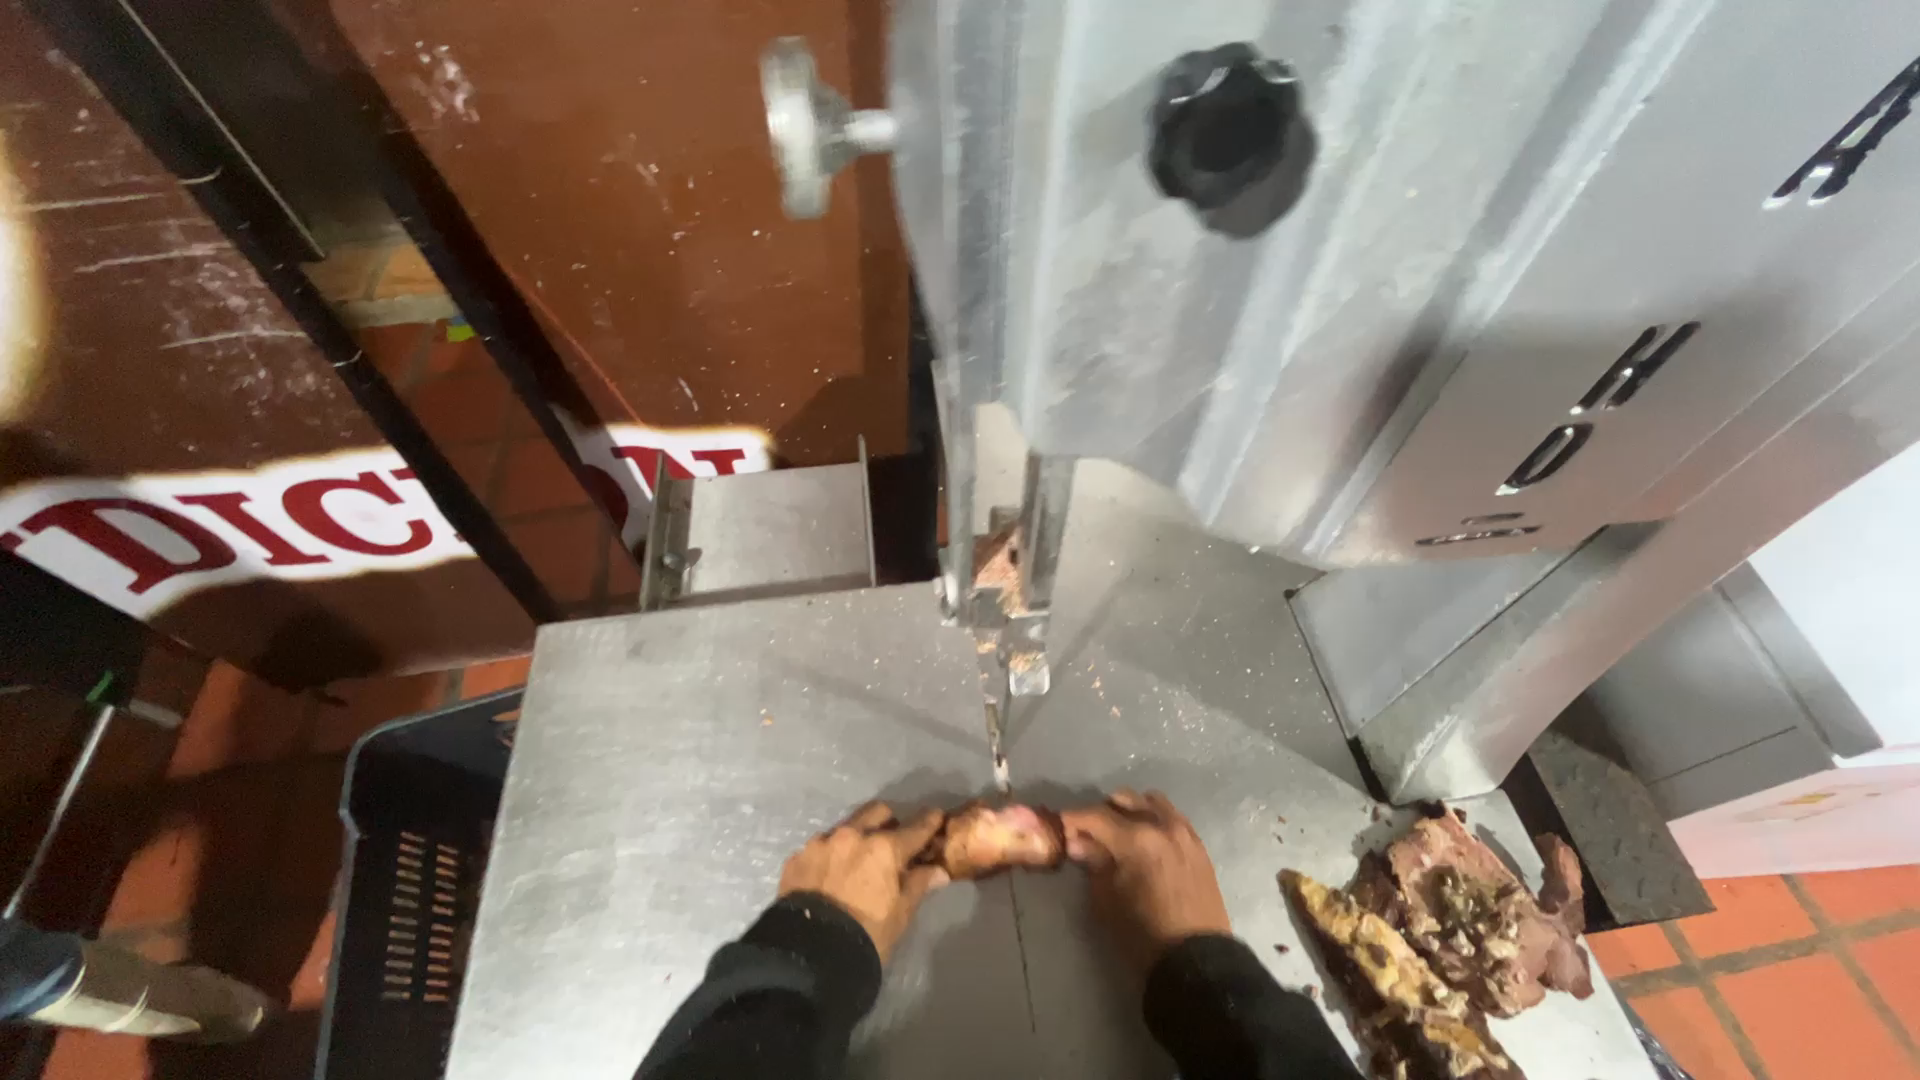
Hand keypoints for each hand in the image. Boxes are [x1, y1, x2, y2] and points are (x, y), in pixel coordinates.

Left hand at [778, 801, 949, 960]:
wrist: (807, 959)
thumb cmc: (866, 937)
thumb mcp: (899, 915)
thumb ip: (918, 885)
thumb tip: (938, 871)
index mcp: (883, 848)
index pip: (915, 828)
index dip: (929, 822)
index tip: (936, 817)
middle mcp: (852, 836)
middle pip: (878, 812)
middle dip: (889, 822)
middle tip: (892, 844)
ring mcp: (821, 843)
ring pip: (846, 826)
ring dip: (857, 838)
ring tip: (856, 863)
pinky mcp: (797, 857)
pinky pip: (821, 846)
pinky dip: (831, 856)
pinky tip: (830, 877)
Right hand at [1059, 789, 1232, 970]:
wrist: (1197, 962)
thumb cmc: (1144, 935)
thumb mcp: (1107, 901)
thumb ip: (1093, 862)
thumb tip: (1077, 842)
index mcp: (1136, 840)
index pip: (1095, 816)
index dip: (1073, 819)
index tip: (1060, 824)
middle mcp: (1162, 826)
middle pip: (1123, 800)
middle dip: (1102, 812)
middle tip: (1089, 834)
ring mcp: (1184, 832)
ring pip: (1151, 802)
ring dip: (1131, 811)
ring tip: (1119, 834)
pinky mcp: (1198, 845)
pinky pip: (1171, 817)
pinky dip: (1154, 820)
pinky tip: (1145, 842)